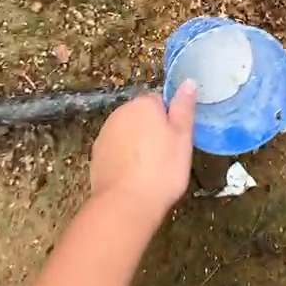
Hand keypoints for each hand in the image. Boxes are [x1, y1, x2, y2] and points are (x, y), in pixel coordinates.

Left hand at [89, 82, 197, 220]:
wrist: (125, 203)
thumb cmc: (162, 169)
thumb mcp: (183, 138)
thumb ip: (184, 108)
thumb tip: (188, 82)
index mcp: (143, 105)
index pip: (160, 102)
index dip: (170, 122)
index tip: (176, 142)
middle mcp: (120, 113)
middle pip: (141, 117)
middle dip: (152, 132)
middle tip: (166, 157)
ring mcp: (104, 134)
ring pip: (127, 134)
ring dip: (137, 145)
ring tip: (150, 171)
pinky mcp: (96, 155)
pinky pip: (116, 151)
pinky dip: (124, 159)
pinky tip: (133, 177)